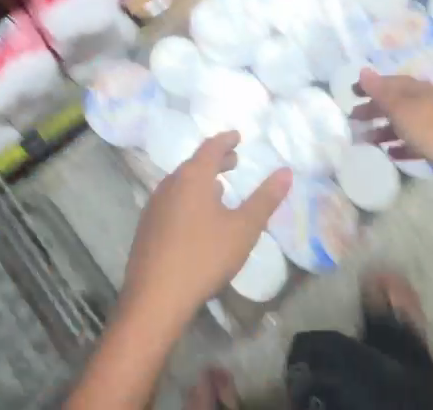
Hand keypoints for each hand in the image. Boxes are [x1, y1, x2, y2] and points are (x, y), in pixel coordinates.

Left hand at [121, 132, 292, 322]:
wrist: (155, 296)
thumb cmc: (204, 257)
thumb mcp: (243, 229)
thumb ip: (265, 199)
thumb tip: (286, 171)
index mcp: (192, 177)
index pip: (210, 147)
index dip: (226, 140)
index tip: (237, 136)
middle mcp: (170, 183)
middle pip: (194, 163)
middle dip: (215, 160)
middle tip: (233, 161)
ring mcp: (155, 204)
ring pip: (181, 183)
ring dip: (201, 180)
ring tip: (219, 189)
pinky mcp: (147, 226)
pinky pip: (172, 200)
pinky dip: (188, 197)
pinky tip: (197, 218)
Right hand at [353, 67, 432, 166]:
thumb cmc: (431, 130)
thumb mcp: (400, 109)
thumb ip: (380, 92)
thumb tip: (363, 70)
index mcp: (417, 89)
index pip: (388, 82)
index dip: (370, 86)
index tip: (351, 94)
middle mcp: (425, 101)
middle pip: (395, 102)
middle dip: (374, 109)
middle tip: (354, 118)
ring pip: (404, 122)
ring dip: (385, 129)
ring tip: (368, 140)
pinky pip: (414, 141)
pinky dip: (401, 145)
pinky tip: (391, 154)